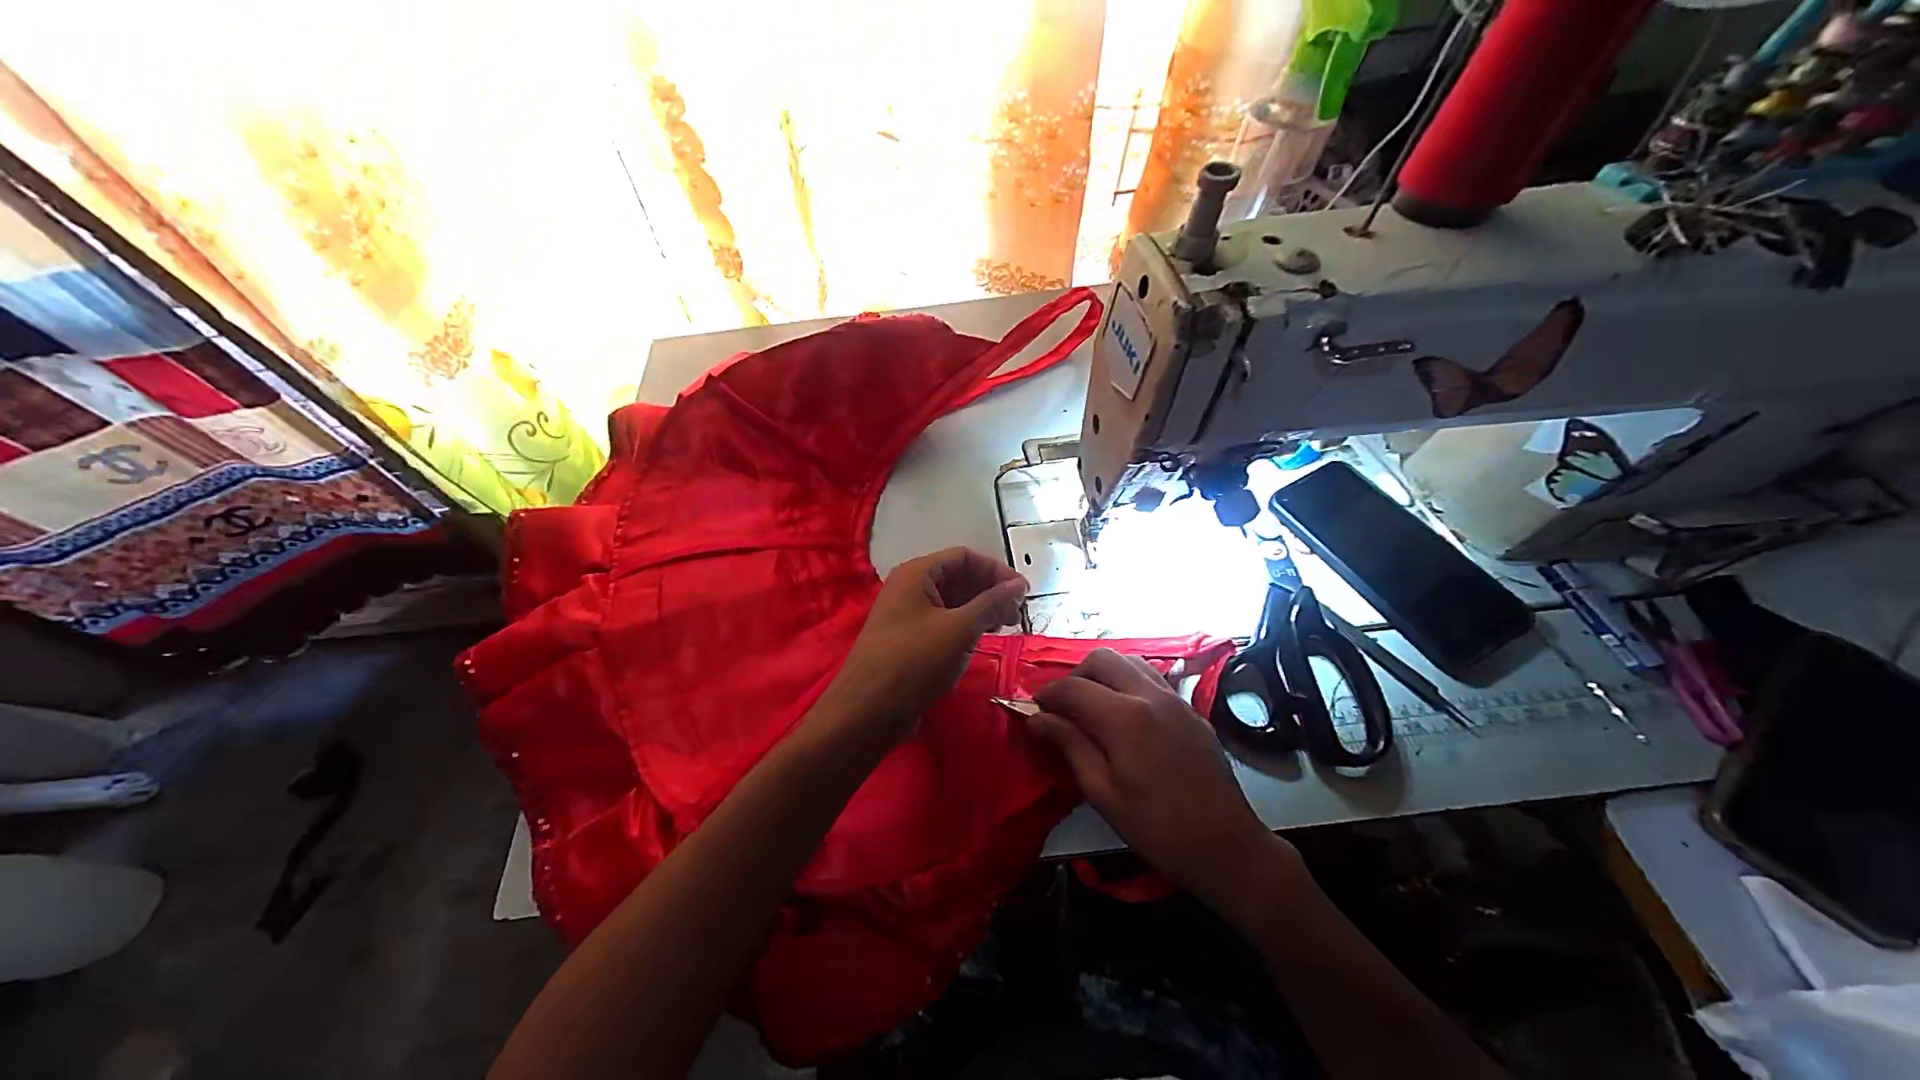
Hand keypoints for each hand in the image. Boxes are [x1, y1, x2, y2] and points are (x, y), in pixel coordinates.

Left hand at [814, 547, 1027, 742]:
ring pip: (952, 601)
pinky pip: (943, 622)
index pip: (964, 557)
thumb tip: (1019, 585)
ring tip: (1005, 627)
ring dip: (981, 610)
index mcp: (916, 574)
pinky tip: (982, 640)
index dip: (996, 570)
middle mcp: (909, 588)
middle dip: (990, 591)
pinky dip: (966, 626)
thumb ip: (992, 603)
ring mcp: (907, 615)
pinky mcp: (909, 640)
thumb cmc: (913, 663)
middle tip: (1017, 614)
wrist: (867, 712)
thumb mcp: (959, 630)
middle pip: (959, 577)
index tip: (1023, 592)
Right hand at [1029, 649, 1295, 906]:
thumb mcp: (1102, 792)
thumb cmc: (1157, 828)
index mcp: (1125, 717)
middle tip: (1065, 708)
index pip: (1073, 687)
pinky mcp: (1193, 712)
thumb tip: (1038, 719)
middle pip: (1103, 659)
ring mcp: (1177, 701)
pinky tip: (1126, 720)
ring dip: (1105, 675)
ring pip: (1131, 662)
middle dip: (1076, 675)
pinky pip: (1154, 681)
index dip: (1048, 695)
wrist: (1226, 847)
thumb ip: (1070, 746)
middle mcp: (1151, 696)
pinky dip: (1130, 686)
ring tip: (1093, 708)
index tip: (1035, 711)